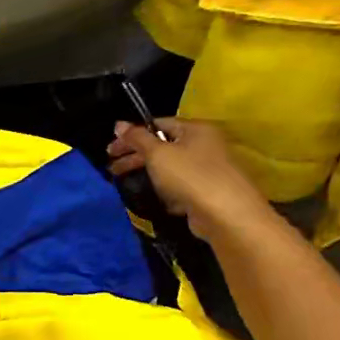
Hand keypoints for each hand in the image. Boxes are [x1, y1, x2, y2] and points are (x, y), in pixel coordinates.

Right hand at [107, 117, 276, 240]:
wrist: (228, 215)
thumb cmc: (190, 176)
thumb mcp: (157, 154)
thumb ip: (136, 138)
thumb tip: (118, 125)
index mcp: (196, 129)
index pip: (157, 124)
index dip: (132, 134)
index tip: (111, 148)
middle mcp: (206, 144)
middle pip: (163, 144)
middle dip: (136, 155)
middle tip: (112, 166)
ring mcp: (209, 168)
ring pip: (171, 165)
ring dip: (148, 171)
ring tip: (126, 180)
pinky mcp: (209, 190)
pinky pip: (181, 183)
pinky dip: (165, 187)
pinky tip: (154, 195)